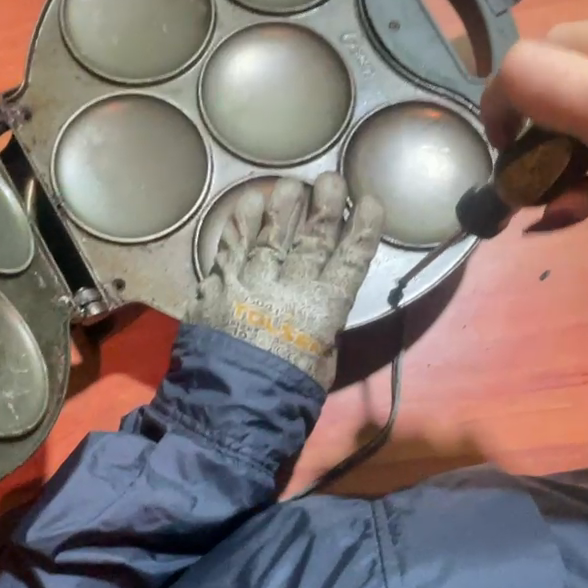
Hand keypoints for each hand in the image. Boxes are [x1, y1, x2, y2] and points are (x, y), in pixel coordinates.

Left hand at [187, 174, 383, 387]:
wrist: (229, 407)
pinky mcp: (218, 286)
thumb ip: (323, 332)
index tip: (369, 202)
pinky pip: (232, 245)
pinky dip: (240, 222)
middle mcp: (291, 287)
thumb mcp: (322, 367)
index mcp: (324, 310)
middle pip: (312, 239)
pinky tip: (249, 202)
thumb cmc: (286, 396)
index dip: (363, 229)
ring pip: (271, 234)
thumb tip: (320, 313)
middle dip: (324, 207)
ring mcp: (251, 281)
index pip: (351, 261)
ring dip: (283, 206)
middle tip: (330, 180)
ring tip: (290, 185)